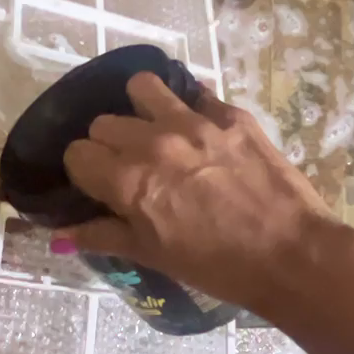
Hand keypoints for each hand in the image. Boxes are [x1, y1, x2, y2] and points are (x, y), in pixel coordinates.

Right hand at [58, 72, 344, 312]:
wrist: (292, 255)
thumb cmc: (217, 266)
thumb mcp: (153, 256)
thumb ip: (103, 235)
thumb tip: (60, 233)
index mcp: (128, 182)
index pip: (76, 153)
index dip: (84, 171)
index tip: (99, 184)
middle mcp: (153, 143)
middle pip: (103, 122)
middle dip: (109, 144)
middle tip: (131, 166)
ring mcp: (193, 122)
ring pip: (142, 87)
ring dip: (141, 107)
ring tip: (155, 129)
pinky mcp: (229, 114)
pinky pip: (194, 93)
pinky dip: (188, 107)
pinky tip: (198, 129)